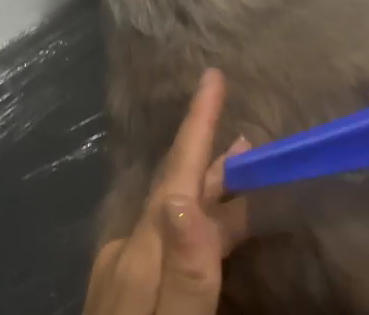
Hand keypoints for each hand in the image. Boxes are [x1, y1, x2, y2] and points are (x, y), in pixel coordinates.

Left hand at [84, 69, 249, 314]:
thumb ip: (184, 272)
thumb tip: (184, 202)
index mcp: (140, 253)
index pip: (177, 176)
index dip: (197, 125)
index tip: (212, 75)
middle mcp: (127, 251)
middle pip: (176, 191)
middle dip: (208, 158)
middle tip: (247, 136)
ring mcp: (121, 273)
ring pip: (171, 218)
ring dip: (204, 193)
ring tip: (236, 172)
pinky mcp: (125, 295)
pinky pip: (167, 242)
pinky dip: (192, 227)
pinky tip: (202, 232)